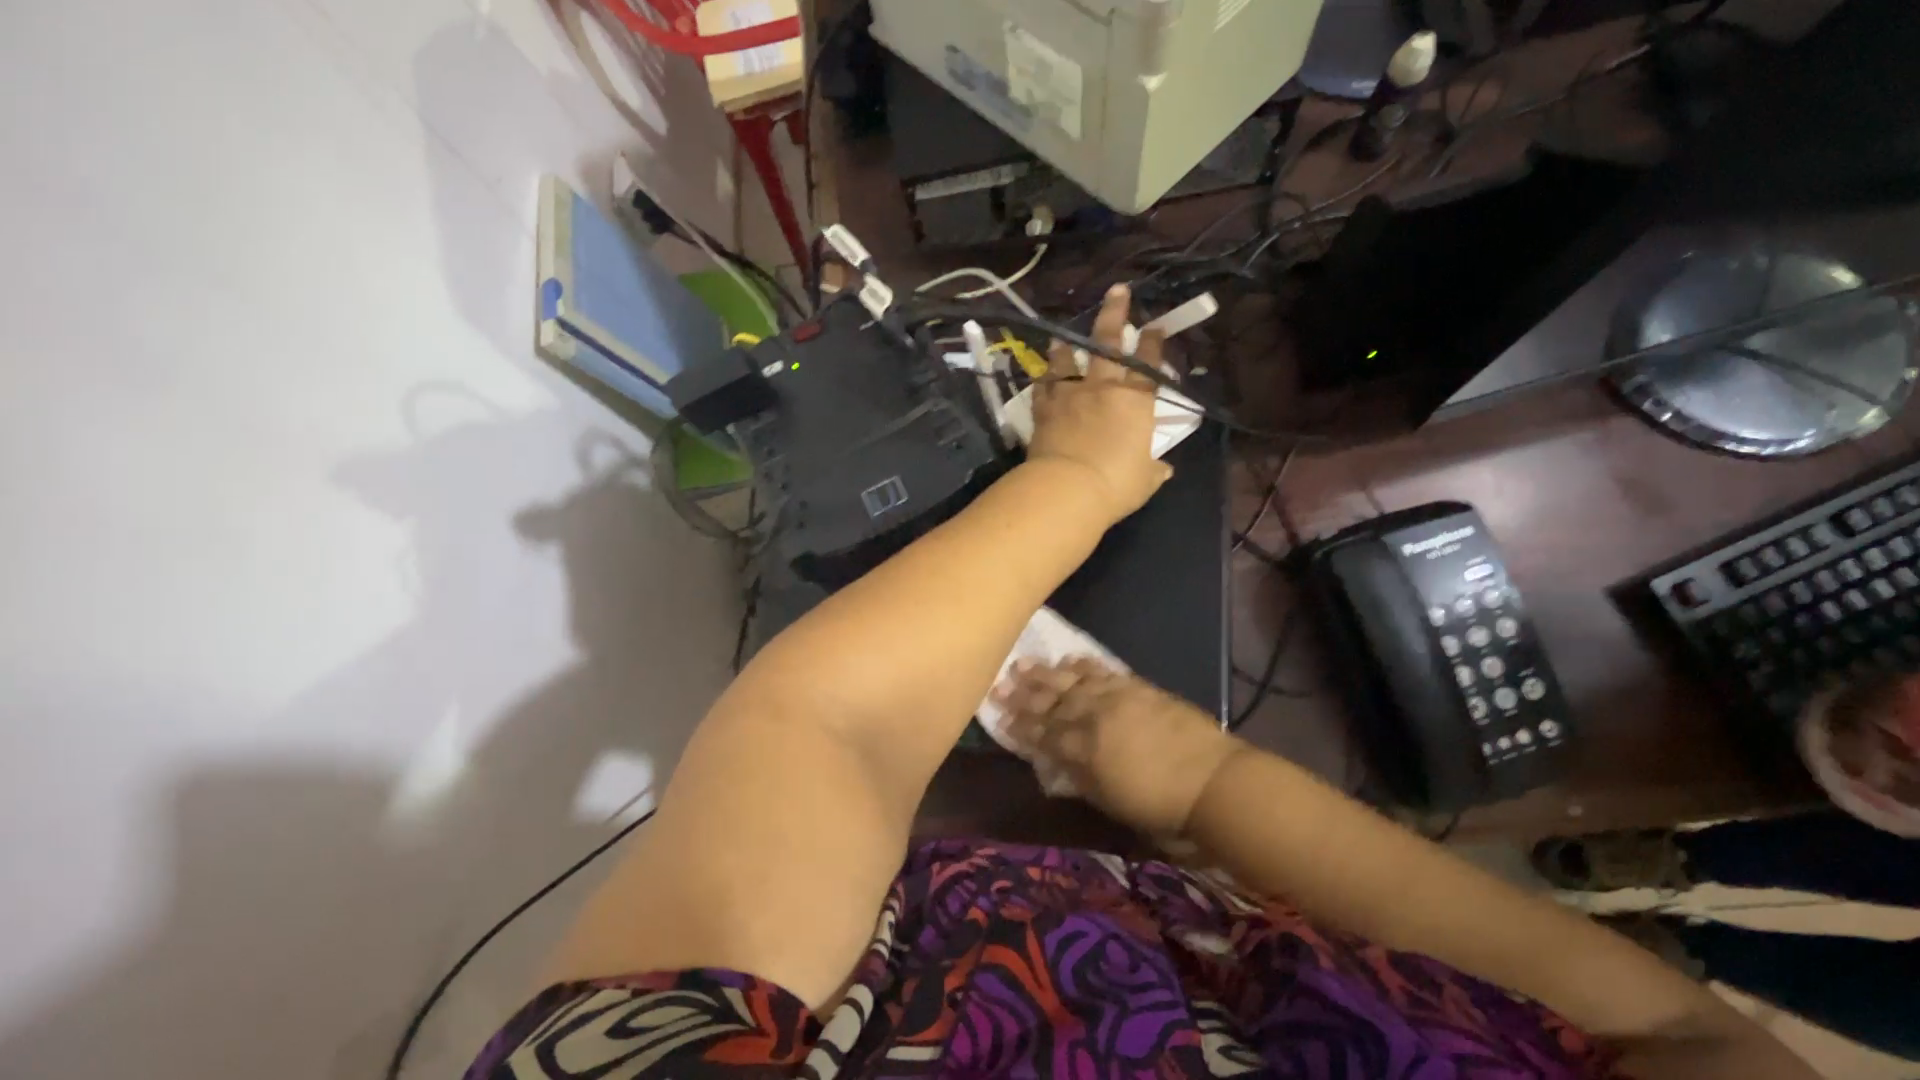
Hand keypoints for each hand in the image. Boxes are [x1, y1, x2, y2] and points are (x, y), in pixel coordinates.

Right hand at [992, 657, 1243, 836]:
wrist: (1213, 783)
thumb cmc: (1160, 808)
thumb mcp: (1109, 802)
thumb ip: (1078, 778)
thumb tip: (1054, 762)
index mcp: (1082, 750)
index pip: (1041, 733)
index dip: (1019, 724)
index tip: (998, 714)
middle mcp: (1094, 718)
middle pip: (1051, 702)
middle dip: (1023, 693)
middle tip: (999, 682)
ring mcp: (1117, 698)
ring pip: (1072, 681)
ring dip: (1045, 673)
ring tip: (1023, 664)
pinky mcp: (1139, 688)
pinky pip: (1104, 672)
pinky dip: (1084, 665)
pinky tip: (1070, 660)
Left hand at [1024, 284, 1173, 524]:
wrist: (1067, 488)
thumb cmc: (1116, 484)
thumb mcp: (1145, 480)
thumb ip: (1153, 469)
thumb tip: (1163, 469)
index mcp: (1135, 402)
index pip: (1148, 365)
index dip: (1153, 342)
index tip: (1156, 325)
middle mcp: (1103, 389)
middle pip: (1109, 344)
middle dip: (1115, 313)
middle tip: (1117, 290)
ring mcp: (1070, 396)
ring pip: (1067, 360)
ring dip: (1066, 345)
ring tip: (1062, 334)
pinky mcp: (1043, 410)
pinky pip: (1042, 387)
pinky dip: (1042, 378)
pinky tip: (1040, 372)